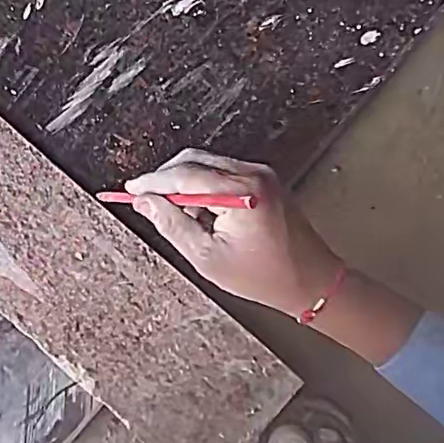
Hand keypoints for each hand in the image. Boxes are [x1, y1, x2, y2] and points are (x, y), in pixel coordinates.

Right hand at [124, 149, 344, 317]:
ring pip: (206, 165)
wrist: (311, 281)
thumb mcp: (206, 257)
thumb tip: (146, 202)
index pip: (184, 176)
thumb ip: (172, 224)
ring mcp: (261, 174)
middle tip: (147, 201)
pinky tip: (202, 215)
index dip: (153, 182)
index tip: (132, 189)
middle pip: (194, 162)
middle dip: (166, 180)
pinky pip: (222, 173)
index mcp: (241, 193)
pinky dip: (203, 187)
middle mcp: (253, 175)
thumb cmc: (263, 276)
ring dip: (185, 185)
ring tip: (183, 220)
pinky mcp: (264, 180)